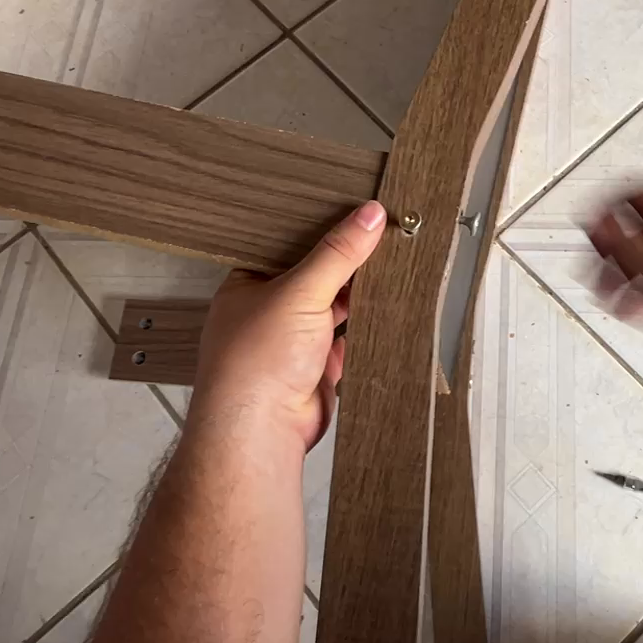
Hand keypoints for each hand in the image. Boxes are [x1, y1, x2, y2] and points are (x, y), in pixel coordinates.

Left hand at [190, 200, 386, 448]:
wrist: (261, 431)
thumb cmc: (255, 362)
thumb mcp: (300, 291)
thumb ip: (338, 253)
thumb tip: (369, 215)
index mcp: (249, 284)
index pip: (289, 245)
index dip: (322, 229)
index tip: (357, 210)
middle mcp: (269, 311)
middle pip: (316, 276)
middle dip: (347, 264)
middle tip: (384, 234)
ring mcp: (294, 340)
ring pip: (334, 308)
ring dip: (359, 296)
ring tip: (393, 265)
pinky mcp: (317, 366)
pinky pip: (348, 339)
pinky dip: (365, 328)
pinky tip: (387, 308)